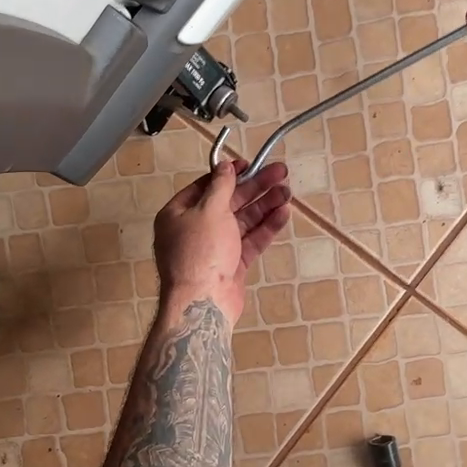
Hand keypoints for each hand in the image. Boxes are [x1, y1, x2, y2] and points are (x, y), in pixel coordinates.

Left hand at [154, 159, 291, 325]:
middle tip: (280, 172)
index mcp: (178, 213)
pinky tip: (283, 213)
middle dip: (254, 187)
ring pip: (242, 221)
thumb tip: (224, 166)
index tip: (250, 164)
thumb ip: (221, 186)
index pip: (206, 186)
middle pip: (228, 202)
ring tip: (287, 191)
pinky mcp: (232, 264)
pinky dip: (266, 227)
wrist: (203, 303)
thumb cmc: (200, 252)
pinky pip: (250, 240)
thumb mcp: (209, 211)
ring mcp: (214, 247)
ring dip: (265, 205)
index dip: (229, 174)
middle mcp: (195, 228)